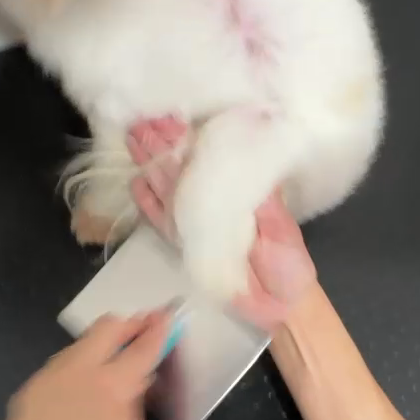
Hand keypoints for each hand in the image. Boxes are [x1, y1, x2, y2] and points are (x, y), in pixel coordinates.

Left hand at [0, 311, 171, 419]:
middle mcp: (79, 369)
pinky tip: (78, 397)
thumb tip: (136, 384)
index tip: (167, 317)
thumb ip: (136, 404)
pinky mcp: (27, 389)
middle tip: (142, 333)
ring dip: (100, 347)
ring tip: (109, 369)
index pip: (144, 344)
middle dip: (129, 326)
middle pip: (107, 327)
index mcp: (113, 384)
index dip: (160, 328)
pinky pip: (59, 368)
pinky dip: (76, 371)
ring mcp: (48, 376)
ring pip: (80, 344)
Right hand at [126, 116, 317, 329]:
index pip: (209, 158)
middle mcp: (214, 202)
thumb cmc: (288, 262)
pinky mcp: (186, 246)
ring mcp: (197, 223)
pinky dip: (149, 206)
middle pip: (182, 169)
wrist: (280, 304)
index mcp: (237, 190)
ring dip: (149, 165)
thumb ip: (262, 196)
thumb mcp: (280, 225)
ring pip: (168, 189)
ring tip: (132, 140)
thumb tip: (250, 157)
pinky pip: (163, 223)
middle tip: (141, 120)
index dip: (189, 137)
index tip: (172, 115)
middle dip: (161, 145)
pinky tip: (136, 184)